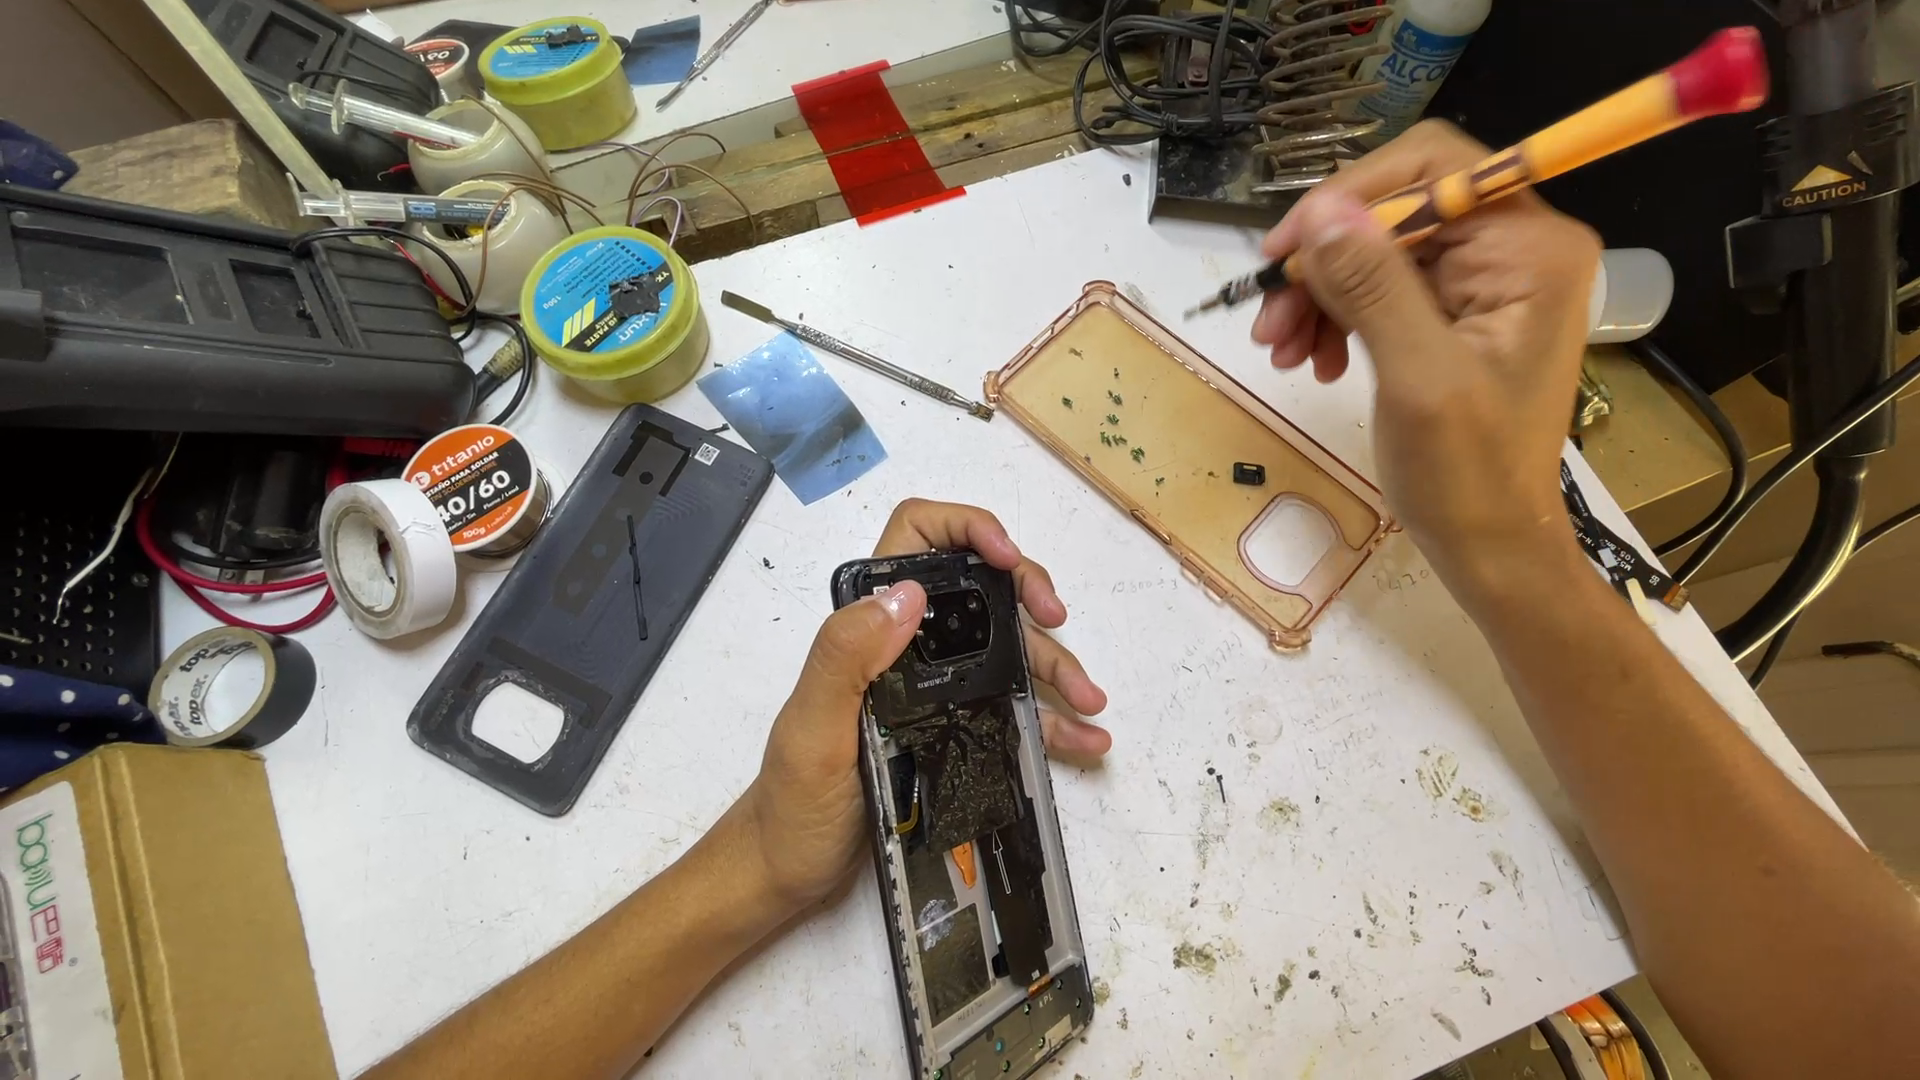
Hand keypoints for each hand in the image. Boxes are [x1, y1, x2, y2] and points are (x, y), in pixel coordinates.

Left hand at [740, 499, 1111, 911]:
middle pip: (979, 584)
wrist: (793, 870)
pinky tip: (1086, 738)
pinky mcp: (956, 724)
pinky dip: (1054, 719)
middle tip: (1058, 621)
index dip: (968, 527)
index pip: (917, 536)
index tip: (1009, 560)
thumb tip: (913, 593)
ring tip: (1092, 700)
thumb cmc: (793, 802)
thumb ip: (845, 657)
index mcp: (867, 623)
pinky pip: (1013, 708)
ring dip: (1055, 662)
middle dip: (1027, 590)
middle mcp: (908, 641)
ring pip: (1007, 645)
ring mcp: (936, 683)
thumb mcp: (813, 730)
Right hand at [1250, 121, 1599, 599]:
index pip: (1432, 169)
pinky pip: (1376, 295)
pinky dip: (1333, 323)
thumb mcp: (1417, 378)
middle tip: (1268, 323)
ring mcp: (1479, 286)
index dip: (1349, 198)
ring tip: (1281, 354)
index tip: (1283, 253)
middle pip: (1393, 215)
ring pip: (1373, 256)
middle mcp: (1510, 251)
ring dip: (1317, 299)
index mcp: (1527, 250)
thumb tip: (1322, 211)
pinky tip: (1313, 364)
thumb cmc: (1466, 472)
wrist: (1486, 540)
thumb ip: (1375, 289)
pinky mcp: (1450, 318)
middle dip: (1323, 266)